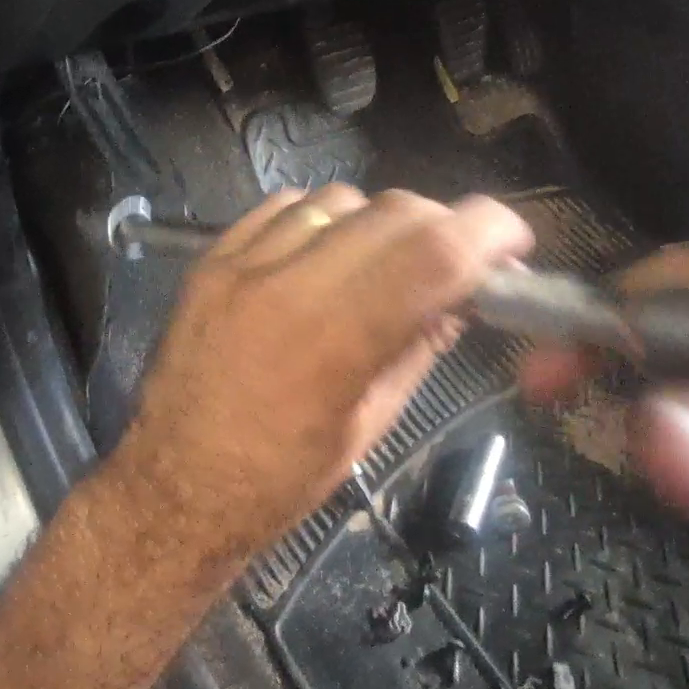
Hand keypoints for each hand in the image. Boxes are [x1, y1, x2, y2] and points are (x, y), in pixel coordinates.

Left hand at [115, 186, 532, 556]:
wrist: (174, 489)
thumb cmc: (277, 482)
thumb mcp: (368, 426)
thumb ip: (416, 349)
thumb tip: (459, 299)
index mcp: (334, 341)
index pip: (432, 253)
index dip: (489, 234)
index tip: (513, 243)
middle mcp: (285, 285)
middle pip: (391, 212)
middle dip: (442, 225)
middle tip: (456, 259)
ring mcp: (239, 266)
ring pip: (337, 200)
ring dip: (380, 221)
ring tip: (385, 261)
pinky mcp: (209, 261)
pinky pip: (281, 208)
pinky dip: (320, 219)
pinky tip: (326, 252)